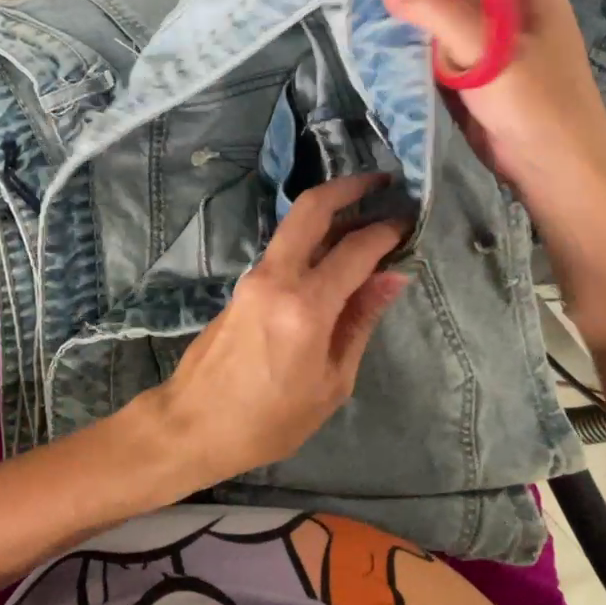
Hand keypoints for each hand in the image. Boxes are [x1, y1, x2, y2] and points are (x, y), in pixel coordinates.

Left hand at [144, 174, 408, 486]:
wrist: (194, 421)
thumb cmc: (270, 419)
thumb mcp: (331, 382)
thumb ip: (359, 322)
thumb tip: (392, 277)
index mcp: (304, 307)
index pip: (355, 250)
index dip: (386, 231)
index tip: (411, 220)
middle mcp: (275, 278)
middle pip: (310, 210)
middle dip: (347, 188)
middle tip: (382, 183)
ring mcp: (252, 277)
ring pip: (294, 227)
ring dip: (329, 213)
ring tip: (366, 217)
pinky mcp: (241, 285)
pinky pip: (283, 251)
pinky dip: (311, 241)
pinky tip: (335, 253)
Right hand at [381, 0, 605, 228]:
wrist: (554, 170)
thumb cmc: (534, 104)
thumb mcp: (487, 49)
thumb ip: (438, 10)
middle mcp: (505, 2)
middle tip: (375, 4)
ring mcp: (486, 37)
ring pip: (434, 13)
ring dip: (406, 21)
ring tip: (374, 27)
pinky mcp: (468, 67)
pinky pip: (431, 45)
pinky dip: (410, 47)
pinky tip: (388, 52)